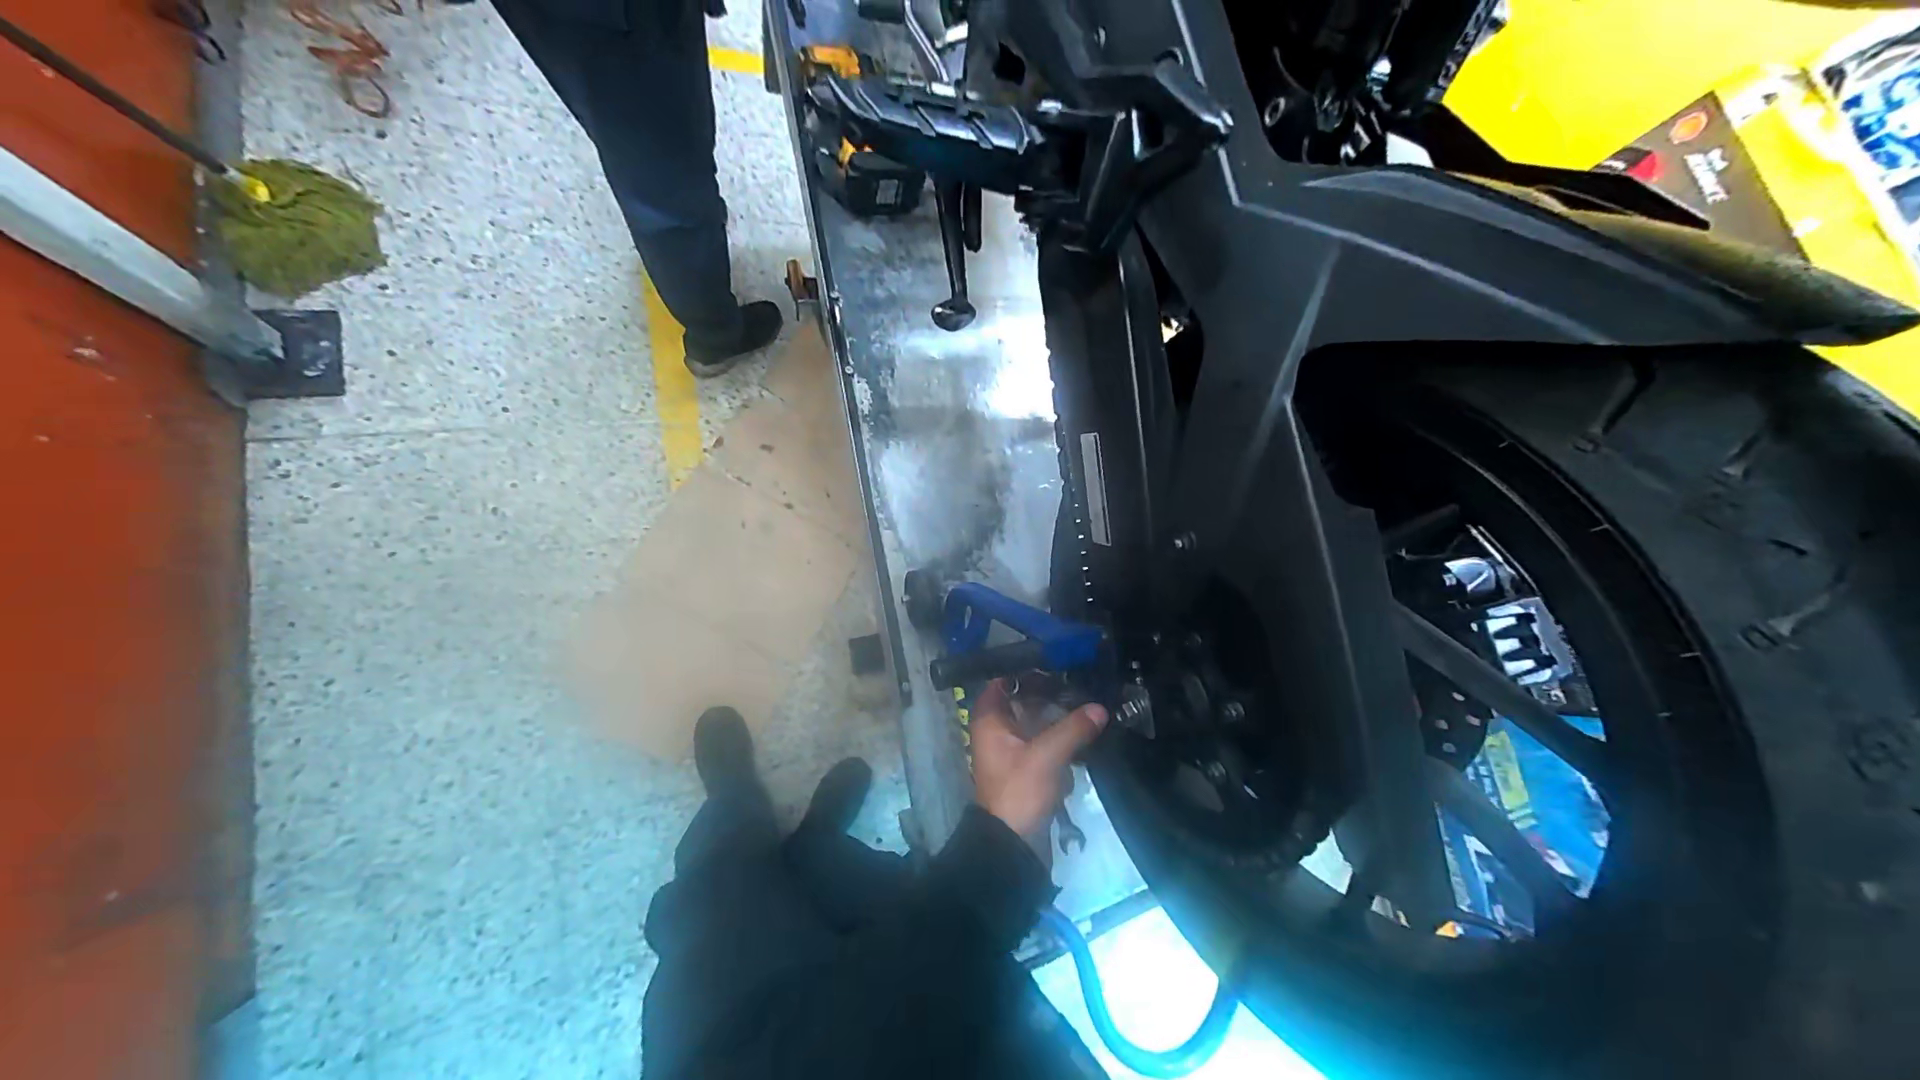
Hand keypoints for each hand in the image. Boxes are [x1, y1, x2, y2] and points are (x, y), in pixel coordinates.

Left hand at [969, 679, 1108, 839]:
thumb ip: (1073, 729)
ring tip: (1089, 700)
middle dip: (1050, 693)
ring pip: (1037, 723)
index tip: (1055, 659)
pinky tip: (1086, 732)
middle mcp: (998, 731)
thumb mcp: (1046, 756)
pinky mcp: (1030, 769)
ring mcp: (1014, 751)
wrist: (1013, 846)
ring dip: (1059, 716)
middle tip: (1080, 678)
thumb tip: (1100, 707)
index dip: (1024, 669)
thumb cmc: (1019, 792)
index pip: (1002, 681)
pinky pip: (1046, 744)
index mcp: (990, 721)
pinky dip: (1062, 739)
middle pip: (1024, 701)